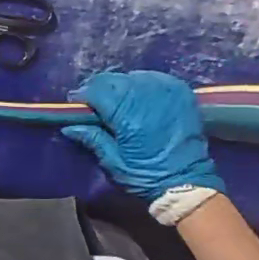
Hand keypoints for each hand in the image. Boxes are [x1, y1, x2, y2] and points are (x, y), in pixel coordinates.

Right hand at [62, 70, 224, 223]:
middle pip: (112, 80)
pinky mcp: (181, 92)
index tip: (76, 105)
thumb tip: (69, 126)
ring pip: (131, 76)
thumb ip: (92, 139)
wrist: (189, 183)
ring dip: (119, 86)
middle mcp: (147, 97)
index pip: (96, 91)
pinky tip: (137, 95)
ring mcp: (166, 92)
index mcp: (128, 116)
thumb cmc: (146, 176)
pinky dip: (141, 83)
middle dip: (99, 89)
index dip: (82, 96)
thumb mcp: (113, 163)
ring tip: (116, 100)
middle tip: (94, 103)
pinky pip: (153, 77)